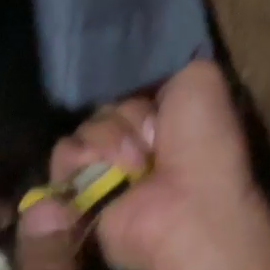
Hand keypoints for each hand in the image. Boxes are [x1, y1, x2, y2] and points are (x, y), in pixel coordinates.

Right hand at [51, 60, 261, 269]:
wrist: (188, 208)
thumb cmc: (204, 145)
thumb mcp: (202, 80)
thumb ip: (173, 61)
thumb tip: (141, 64)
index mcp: (168, 116)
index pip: (132, 85)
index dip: (138, 87)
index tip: (153, 96)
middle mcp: (138, 140)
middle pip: (107, 104)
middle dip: (128, 115)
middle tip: (152, 139)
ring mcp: (109, 166)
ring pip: (86, 126)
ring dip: (110, 140)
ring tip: (136, 166)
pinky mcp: (82, 191)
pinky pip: (65, 154)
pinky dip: (82, 159)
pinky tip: (108, 173)